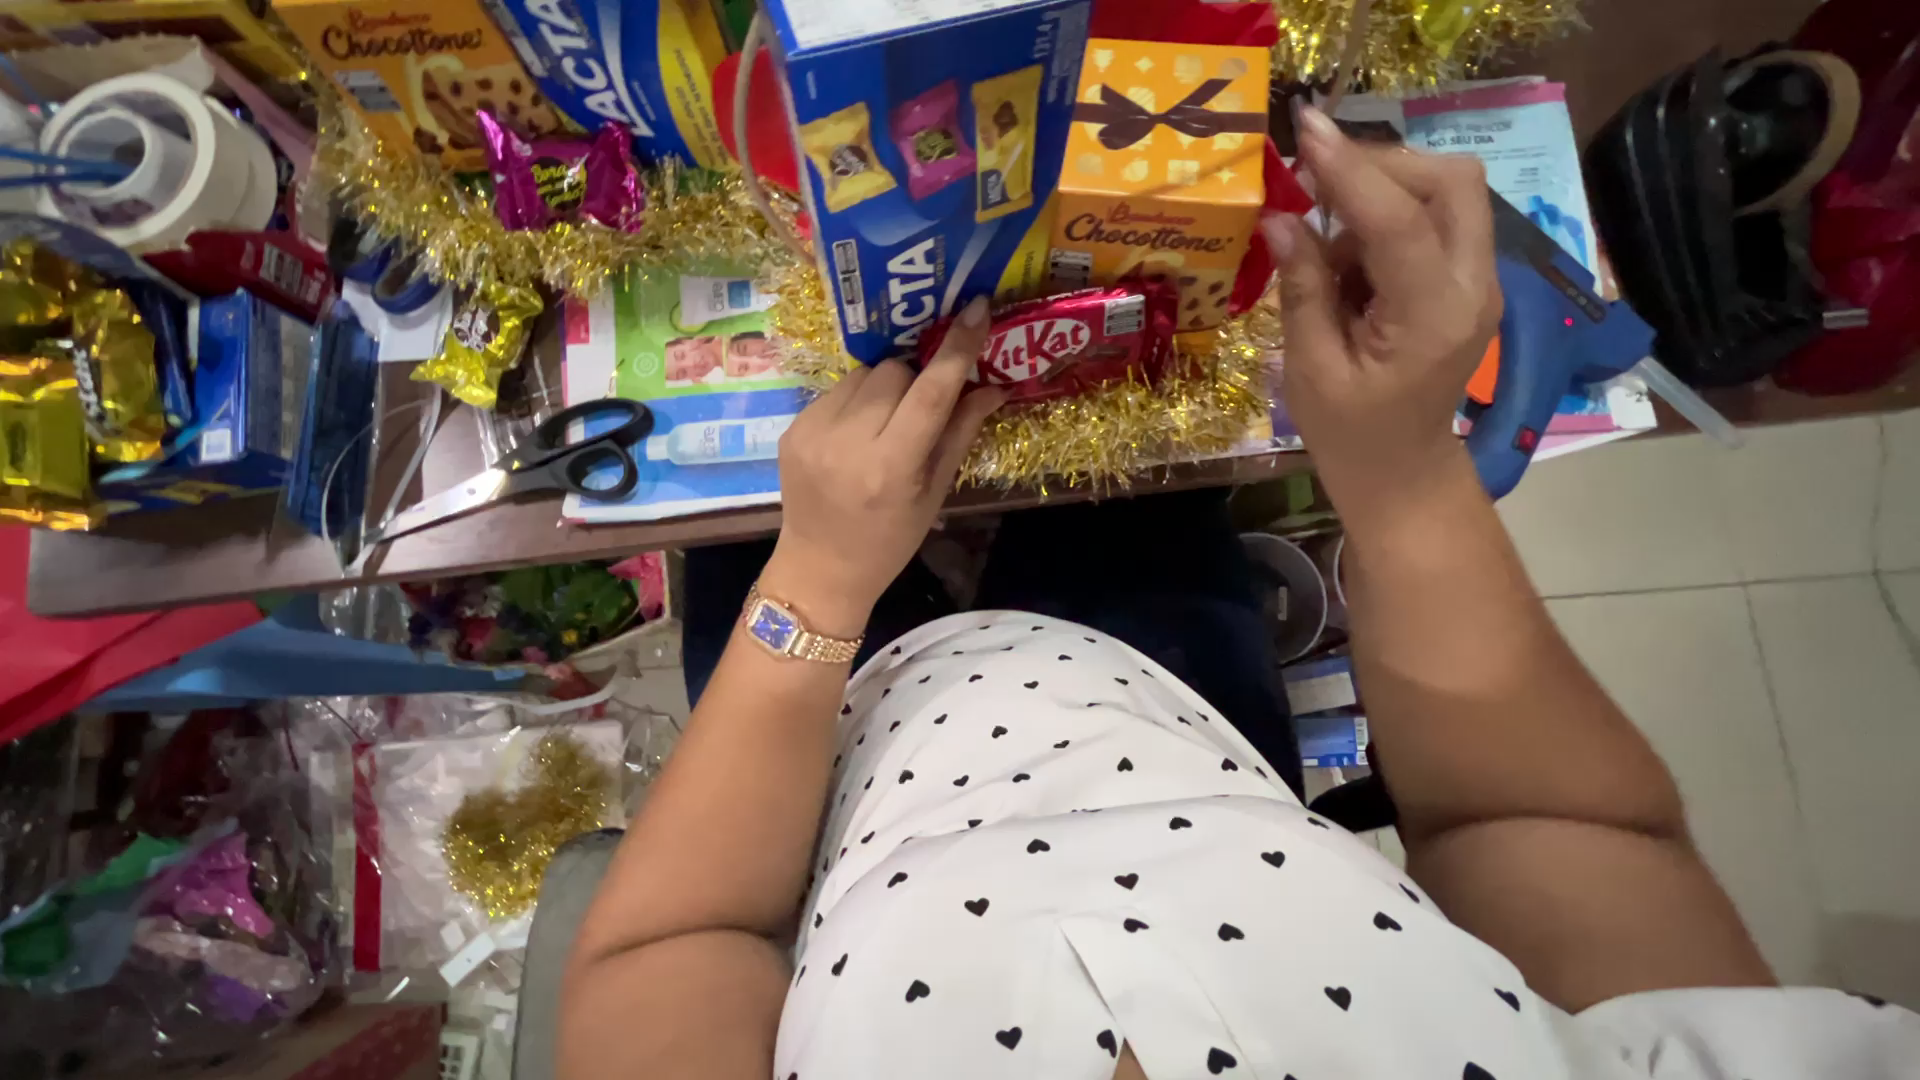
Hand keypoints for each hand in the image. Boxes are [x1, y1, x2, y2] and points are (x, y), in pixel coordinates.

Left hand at [759, 297, 1005, 637]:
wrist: (820, 567)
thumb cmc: (890, 540)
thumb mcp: (934, 493)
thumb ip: (959, 433)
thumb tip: (992, 384)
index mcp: (890, 466)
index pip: (931, 391)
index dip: (957, 347)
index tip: (977, 308)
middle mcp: (848, 443)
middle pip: (895, 370)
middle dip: (916, 380)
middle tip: (920, 410)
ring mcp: (813, 432)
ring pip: (864, 373)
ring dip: (885, 387)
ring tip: (885, 424)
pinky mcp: (793, 427)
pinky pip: (838, 389)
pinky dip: (857, 401)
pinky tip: (857, 434)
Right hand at [1265, 105, 1501, 524]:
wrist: (1403, 474)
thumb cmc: (1350, 435)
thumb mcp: (1311, 370)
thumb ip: (1302, 290)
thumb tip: (1280, 220)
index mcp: (1434, 316)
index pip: (1397, 220)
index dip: (1349, 171)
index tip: (1305, 131)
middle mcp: (1474, 286)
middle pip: (1449, 182)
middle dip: (1380, 166)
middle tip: (1314, 182)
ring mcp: (1478, 282)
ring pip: (1447, 195)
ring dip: (1381, 194)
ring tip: (1323, 241)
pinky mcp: (1466, 283)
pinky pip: (1435, 223)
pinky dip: (1385, 222)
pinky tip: (1345, 263)